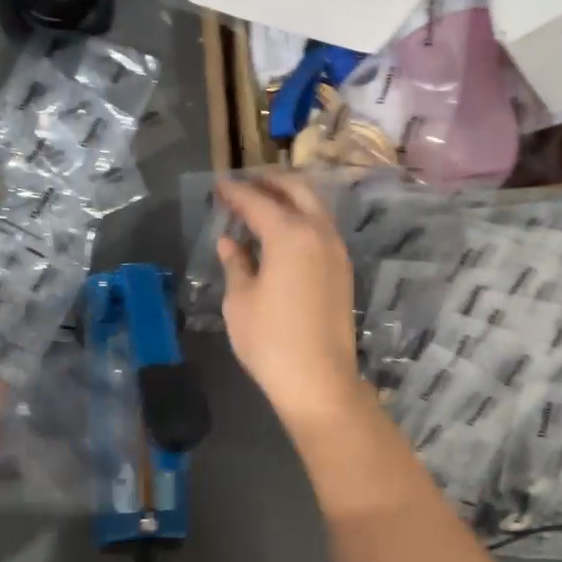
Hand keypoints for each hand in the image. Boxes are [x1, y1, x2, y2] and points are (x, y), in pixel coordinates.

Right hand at [216, 175, 368, 426]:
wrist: (318, 379)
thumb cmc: (269, 340)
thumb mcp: (240, 301)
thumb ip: (236, 264)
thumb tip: (230, 243)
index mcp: (289, 234)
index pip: (258, 201)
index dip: (236, 192)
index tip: (219, 186)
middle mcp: (319, 232)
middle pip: (297, 190)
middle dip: (269, 182)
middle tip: (245, 185)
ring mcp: (336, 251)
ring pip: (315, 207)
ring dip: (289, 199)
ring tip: (263, 206)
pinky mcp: (342, 271)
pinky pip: (321, 230)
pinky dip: (301, 220)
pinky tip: (282, 235)